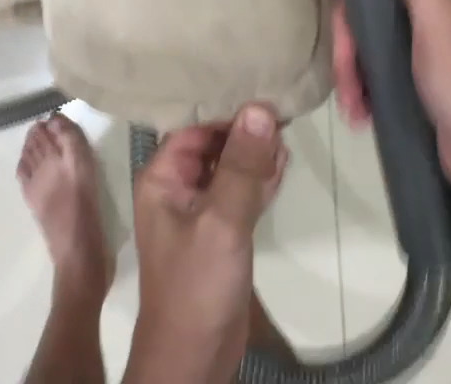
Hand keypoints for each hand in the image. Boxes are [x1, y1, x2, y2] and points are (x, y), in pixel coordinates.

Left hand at [125, 103, 288, 383]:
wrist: (194, 356)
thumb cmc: (197, 283)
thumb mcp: (222, 219)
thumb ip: (242, 165)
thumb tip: (261, 108)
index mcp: (162, 177)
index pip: (194, 126)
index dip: (227, 110)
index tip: (264, 94)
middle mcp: (177, 187)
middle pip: (213, 143)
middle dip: (245, 130)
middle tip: (283, 111)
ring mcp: (199, 210)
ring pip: (229, 167)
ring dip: (255, 154)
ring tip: (287, 135)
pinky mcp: (220, 231)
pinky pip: (240, 192)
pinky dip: (259, 179)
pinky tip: (282, 164)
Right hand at [327, 0, 450, 202]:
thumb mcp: (442, 25)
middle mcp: (449, 3)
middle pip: (378, 0)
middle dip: (354, 37)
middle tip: (346, 73)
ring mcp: (438, 42)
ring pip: (376, 36)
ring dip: (356, 67)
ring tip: (353, 104)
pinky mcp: (429, 76)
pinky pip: (385, 66)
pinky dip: (369, 86)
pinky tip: (362, 112)